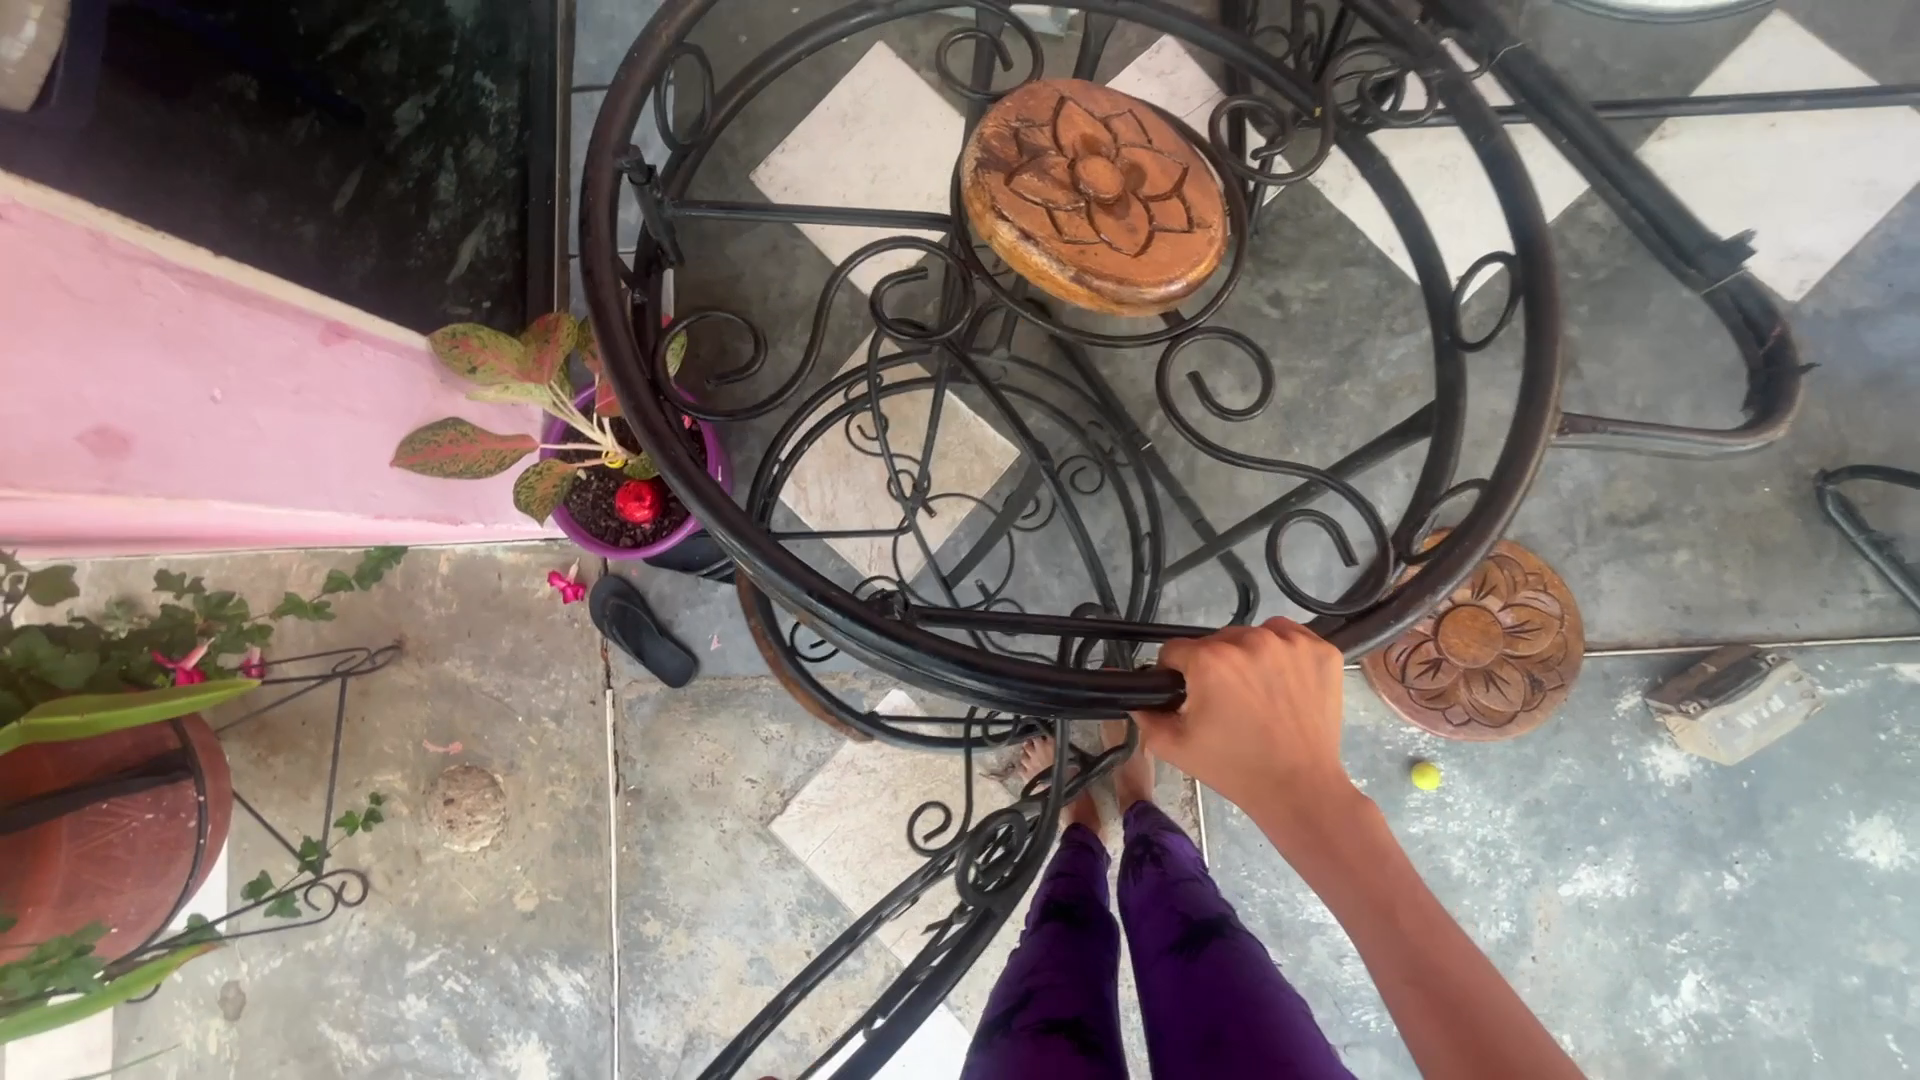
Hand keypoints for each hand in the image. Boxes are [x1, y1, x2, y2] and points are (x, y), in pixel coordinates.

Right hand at [1131, 618, 1357, 828]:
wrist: (1299, 789)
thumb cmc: (1233, 768)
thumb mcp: (1173, 746)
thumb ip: (1143, 713)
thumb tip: (1130, 693)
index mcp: (1209, 660)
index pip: (1175, 650)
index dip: (1175, 674)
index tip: (1188, 696)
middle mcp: (1249, 641)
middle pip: (1215, 641)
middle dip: (1212, 666)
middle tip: (1224, 703)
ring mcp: (1289, 644)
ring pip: (1251, 636)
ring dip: (1246, 656)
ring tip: (1255, 692)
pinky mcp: (1321, 651)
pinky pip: (1289, 636)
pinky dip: (1282, 652)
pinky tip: (1282, 681)